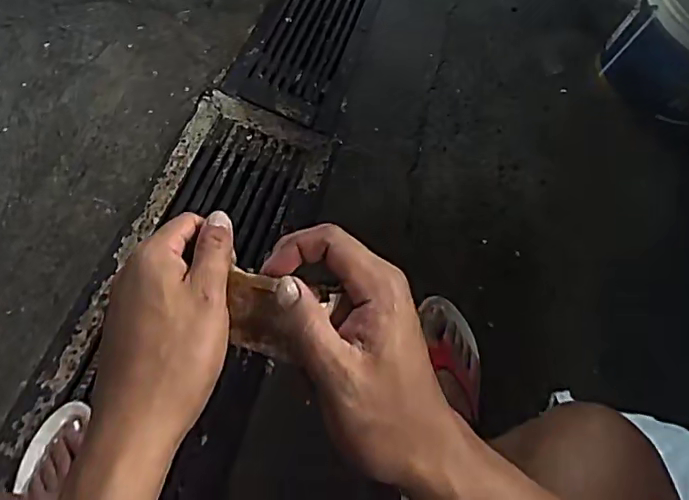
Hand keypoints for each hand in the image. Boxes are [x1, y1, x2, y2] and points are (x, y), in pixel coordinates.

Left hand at [91, 211, 234, 457]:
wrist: (136, 428)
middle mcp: (130, 276)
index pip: (191, 221)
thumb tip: (220, 219)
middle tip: (222, 296)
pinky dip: (178, 314)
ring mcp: (123, 303)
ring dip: (194, 292)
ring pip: (171, 278)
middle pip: (180, 249)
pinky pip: (159, 304)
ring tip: (207, 322)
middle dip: (206, 266)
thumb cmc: (173, 367)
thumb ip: (217, 248)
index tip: (230, 264)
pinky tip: (188, 340)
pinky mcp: (124, 329)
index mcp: (150, 258)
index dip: (218, 239)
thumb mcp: (212, 294)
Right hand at [261, 224, 466, 492]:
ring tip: (291, 350)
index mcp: (380, 286)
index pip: (330, 239)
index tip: (267, 274)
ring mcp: (378, 302)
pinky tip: (308, 363)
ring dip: (302, 314)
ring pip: (326, 286)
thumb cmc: (390, 419)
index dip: (292, 248)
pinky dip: (314, 330)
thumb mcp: (337, 373)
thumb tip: (282, 285)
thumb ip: (306, 325)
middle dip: (293, 283)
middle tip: (267, 310)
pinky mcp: (372, 321)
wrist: (422, 449)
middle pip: (327, 258)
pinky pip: (334, 309)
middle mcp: (382, 286)